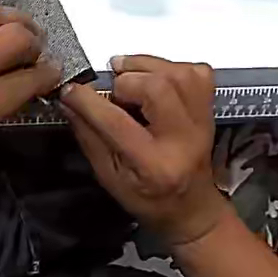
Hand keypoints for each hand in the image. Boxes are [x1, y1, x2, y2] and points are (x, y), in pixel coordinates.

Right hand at [60, 56, 231, 245]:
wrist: (192, 209)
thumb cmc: (148, 198)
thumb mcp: (108, 176)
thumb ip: (87, 135)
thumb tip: (68, 100)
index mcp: (153, 165)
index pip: (116, 122)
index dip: (87, 100)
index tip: (70, 90)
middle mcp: (183, 140)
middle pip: (158, 88)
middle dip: (125, 80)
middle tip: (112, 90)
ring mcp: (202, 122)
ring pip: (179, 74)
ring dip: (146, 67)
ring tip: (127, 75)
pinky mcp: (209, 109)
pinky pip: (197, 73)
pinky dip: (171, 67)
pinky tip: (154, 77)